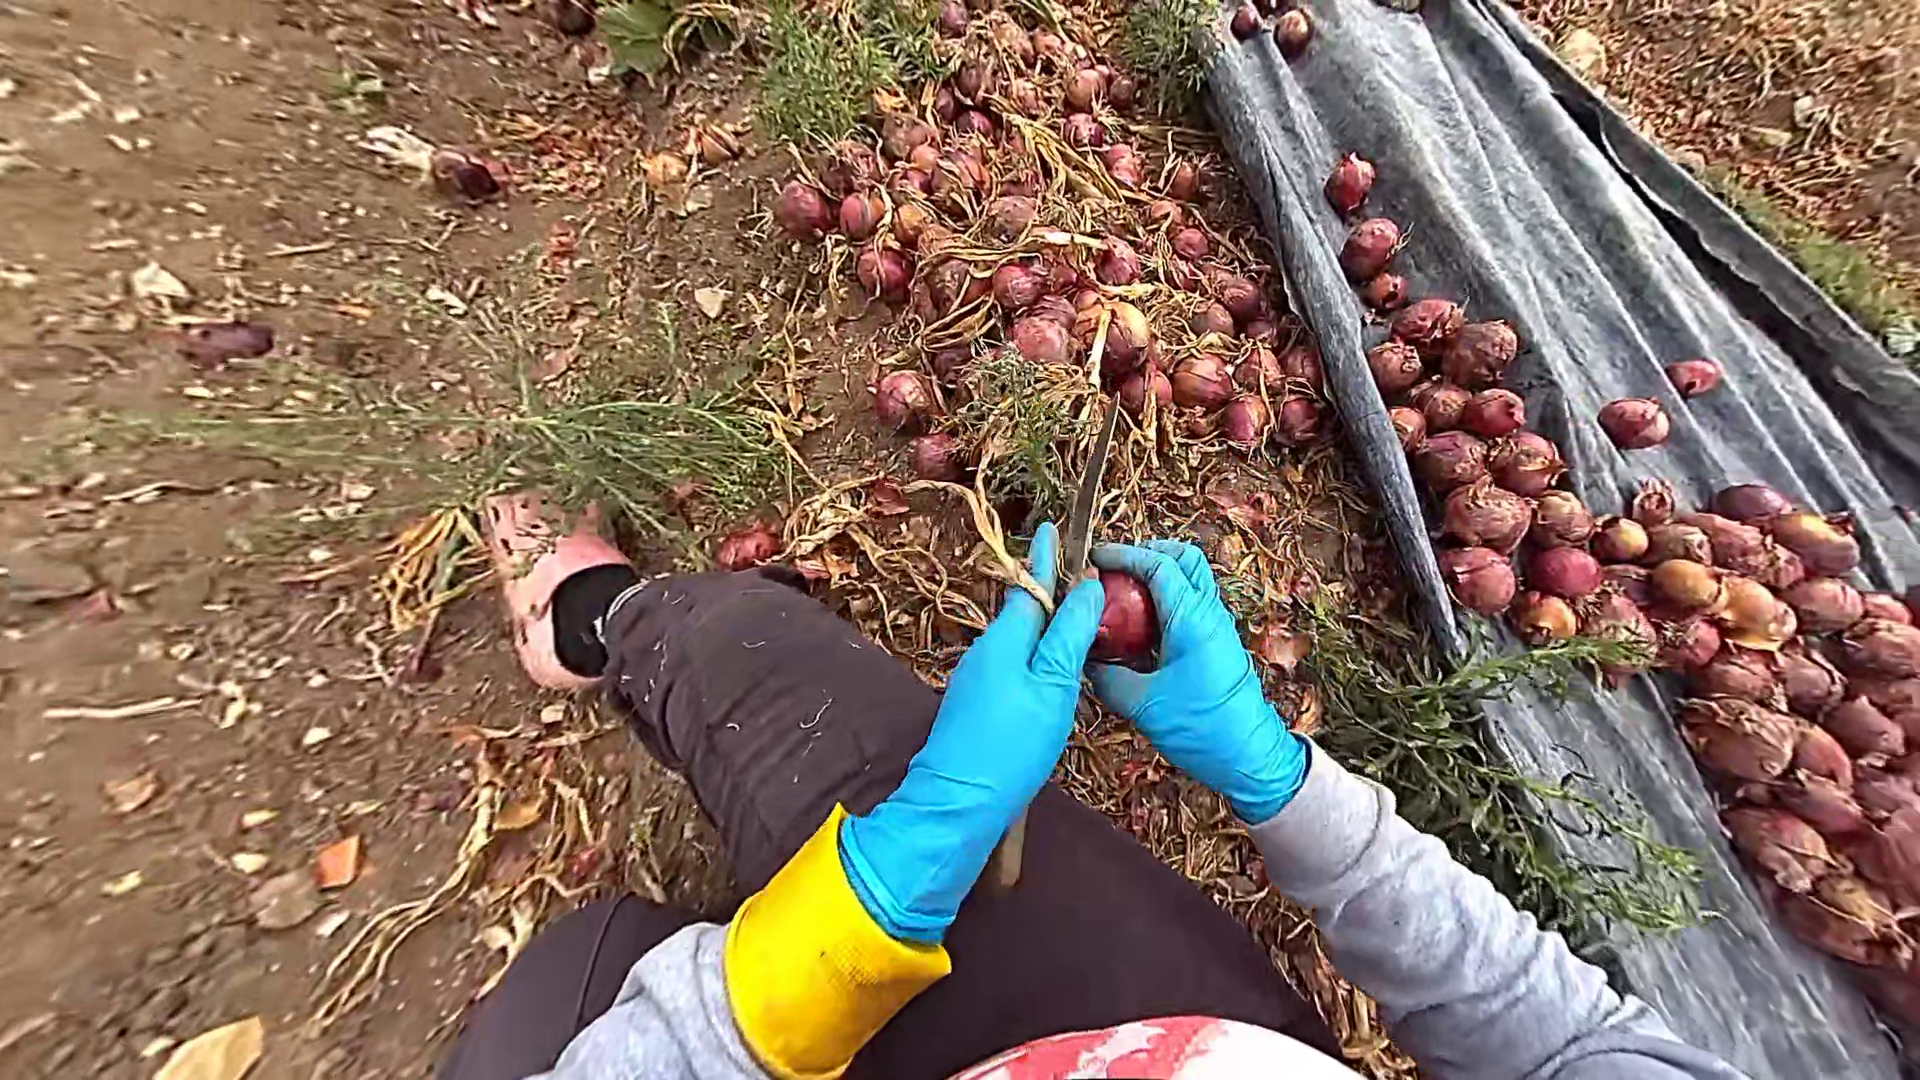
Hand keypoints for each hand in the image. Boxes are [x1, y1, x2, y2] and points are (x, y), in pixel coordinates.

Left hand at [840, 521, 1104, 942]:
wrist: (959, 799)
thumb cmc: (1012, 741)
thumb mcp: (1052, 685)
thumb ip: (1069, 636)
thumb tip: (1087, 586)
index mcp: (1006, 637)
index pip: (1031, 585)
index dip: (1045, 558)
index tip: (1052, 527)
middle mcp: (988, 648)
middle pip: (1024, 610)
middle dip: (1048, 589)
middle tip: (1077, 572)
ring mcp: (979, 674)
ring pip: (1019, 637)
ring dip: (1044, 622)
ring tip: (1073, 615)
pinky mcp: (979, 699)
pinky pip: (1013, 661)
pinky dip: (1035, 652)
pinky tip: (1050, 666)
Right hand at [1087, 540, 1307, 823]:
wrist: (1251, 760)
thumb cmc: (1203, 729)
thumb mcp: (1142, 705)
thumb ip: (1106, 676)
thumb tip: (1083, 657)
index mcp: (1192, 619)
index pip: (1158, 564)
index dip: (1123, 555)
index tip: (1094, 558)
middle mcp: (1208, 613)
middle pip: (1183, 557)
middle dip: (1145, 553)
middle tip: (1113, 569)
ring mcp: (1215, 626)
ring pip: (1188, 577)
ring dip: (1154, 574)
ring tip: (1120, 593)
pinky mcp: (1214, 641)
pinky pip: (1186, 602)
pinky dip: (1161, 599)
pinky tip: (1135, 624)